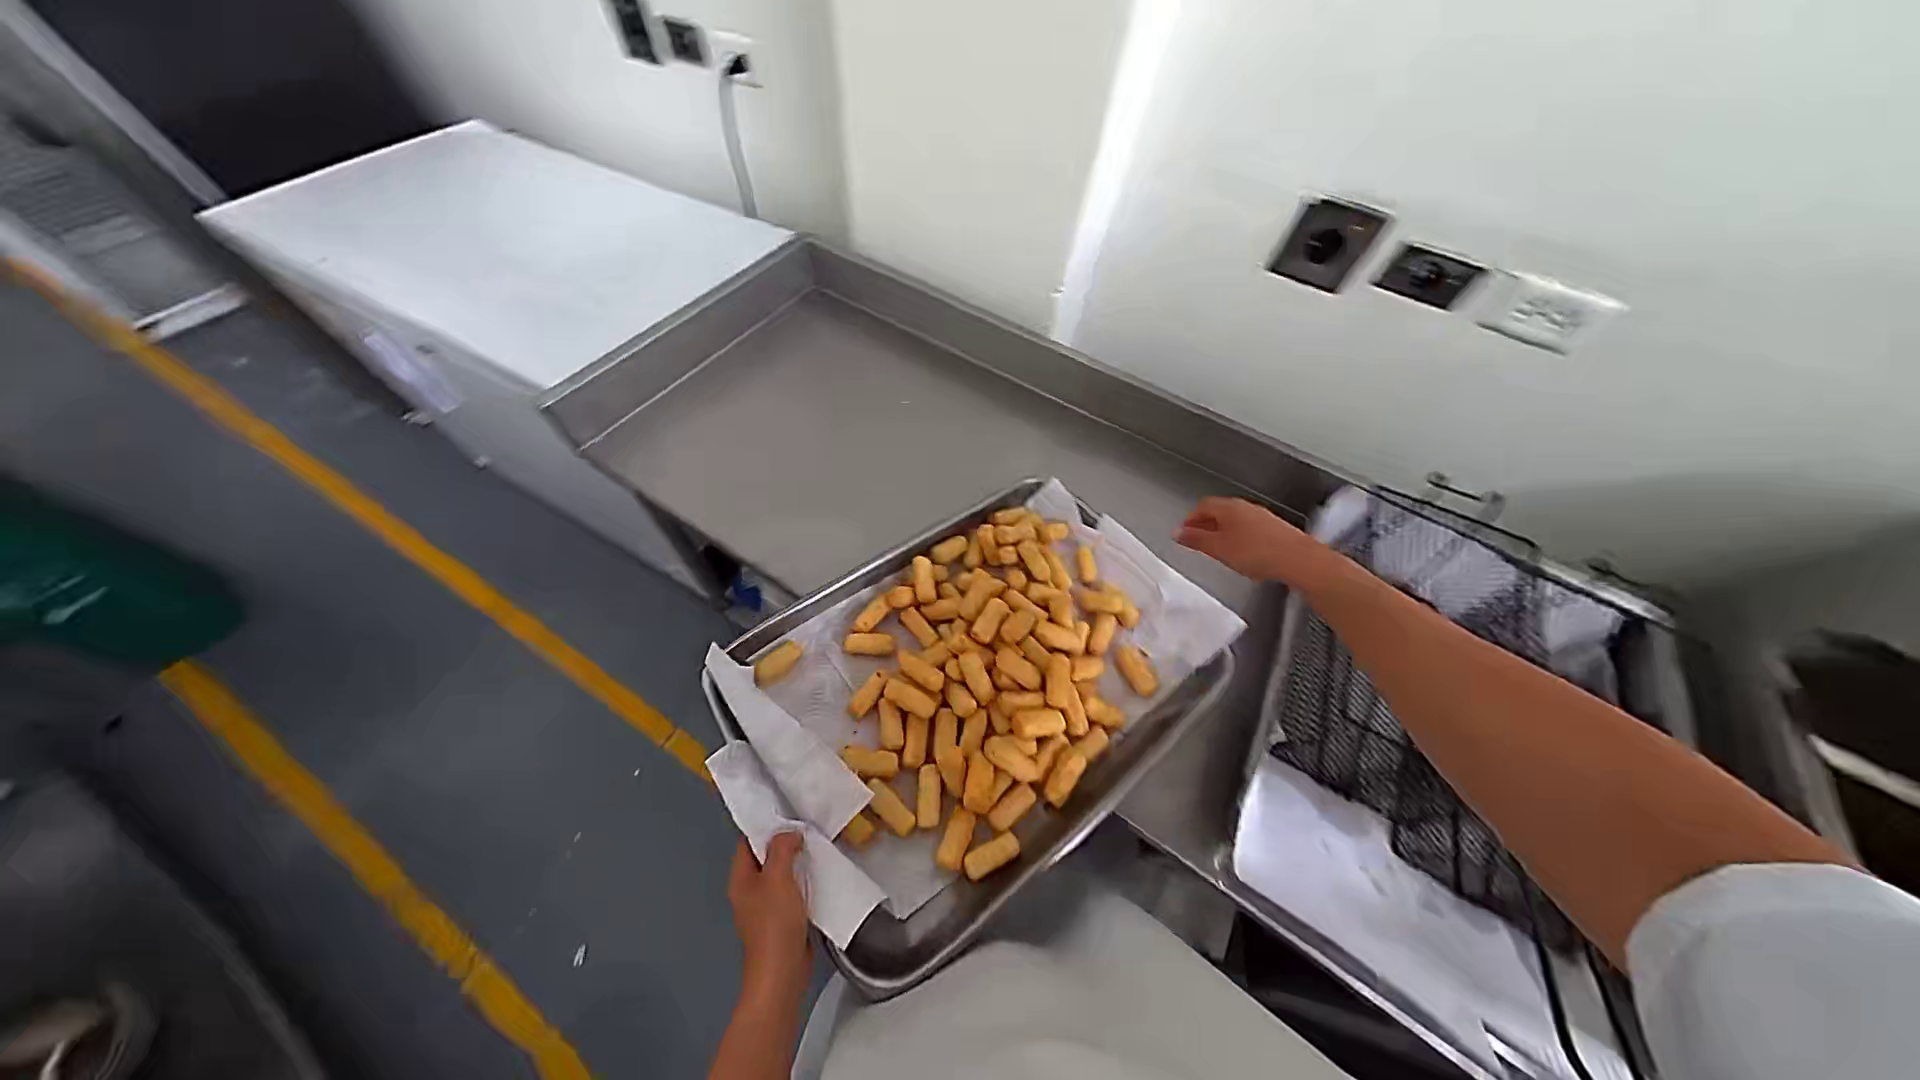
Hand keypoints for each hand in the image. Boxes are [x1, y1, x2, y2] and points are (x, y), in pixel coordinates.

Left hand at [727, 832, 810, 1002]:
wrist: (782, 973)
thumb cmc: (774, 924)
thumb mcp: (778, 877)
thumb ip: (782, 849)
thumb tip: (790, 833)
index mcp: (741, 879)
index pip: (749, 841)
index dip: (766, 825)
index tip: (789, 812)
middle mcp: (750, 890)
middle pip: (767, 856)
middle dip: (786, 842)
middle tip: (808, 827)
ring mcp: (767, 905)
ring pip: (783, 873)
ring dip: (798, 861)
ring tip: (818, 845)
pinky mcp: (784, 918)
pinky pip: (794, 890)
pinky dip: (806, 880)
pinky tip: (821, 873)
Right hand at [1176, 497, 1335, 587]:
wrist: (1298, 560)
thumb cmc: (1259, 552)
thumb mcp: (1218, 548)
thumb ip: (1196, 540)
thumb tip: (1179, 533)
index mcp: (1230, 507)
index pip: (1203, 506)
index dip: (1191, 518)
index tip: (1184, 530)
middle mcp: (1247, 508)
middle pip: (1220, 512)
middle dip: (1206, 525)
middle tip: (1196, 539)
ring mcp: (1263, 518)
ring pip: (1236, 521)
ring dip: (1223, 532)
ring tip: (1217, 549)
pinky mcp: (1275, 531)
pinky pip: (1250, 530)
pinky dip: (1239, 539)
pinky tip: (1240, 554)